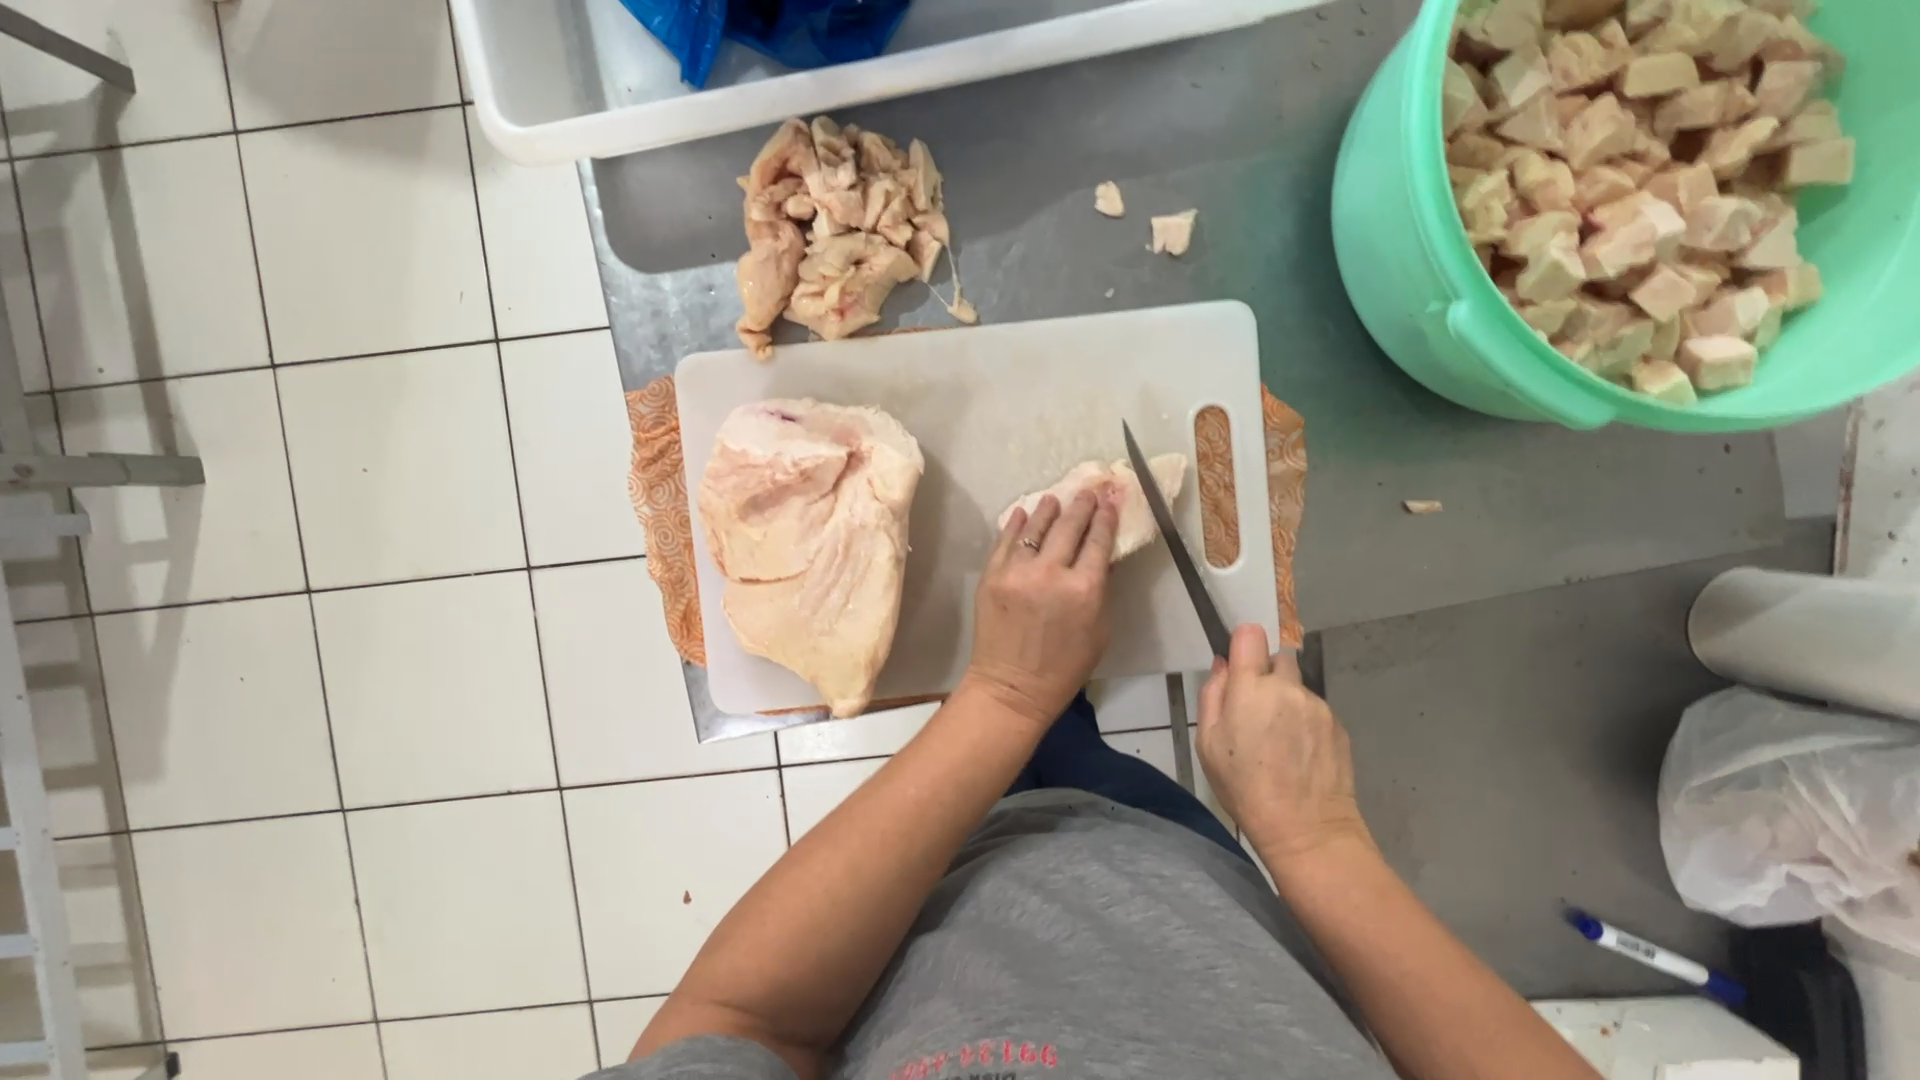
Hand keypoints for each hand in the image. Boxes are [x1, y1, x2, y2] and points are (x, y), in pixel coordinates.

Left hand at [962, 491, 1117, 727]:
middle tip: (1087, 491)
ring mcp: (1017, 572)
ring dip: (1048, 510)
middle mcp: (1051, 573)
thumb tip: (1101, 556)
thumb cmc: (1066, 666)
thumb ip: (1101, 589)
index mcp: (1084, 589)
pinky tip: (1023, 514)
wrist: (1013, 687)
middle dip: (1081, 505)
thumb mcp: (1100, 630)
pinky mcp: (992, 576)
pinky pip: (1005, 542)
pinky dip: (1016, 525)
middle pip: (1069, 526)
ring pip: (1035, 529)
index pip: (1098, 541)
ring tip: (1054, 498)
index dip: (1106, 517)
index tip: (1110, 500)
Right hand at [1197, 624, 1373, 871]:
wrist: (1306, 829)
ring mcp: (1317, 705)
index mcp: (1251, 688)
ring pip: (1296, 688)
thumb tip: (1224, 666)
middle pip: (1276, 661)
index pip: (1251, 636)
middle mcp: (1287, 687)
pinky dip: (1305, 723)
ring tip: (1279, 743)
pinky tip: (1300, 755)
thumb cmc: (1244, 788)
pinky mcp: (1338, 725)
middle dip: (1265, 679)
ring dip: (1286, 703)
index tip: (1239, 668)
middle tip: (1256, 715)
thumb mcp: (1208, 744)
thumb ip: (1213, 696)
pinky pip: (1315, 711)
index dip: (1243, 647)